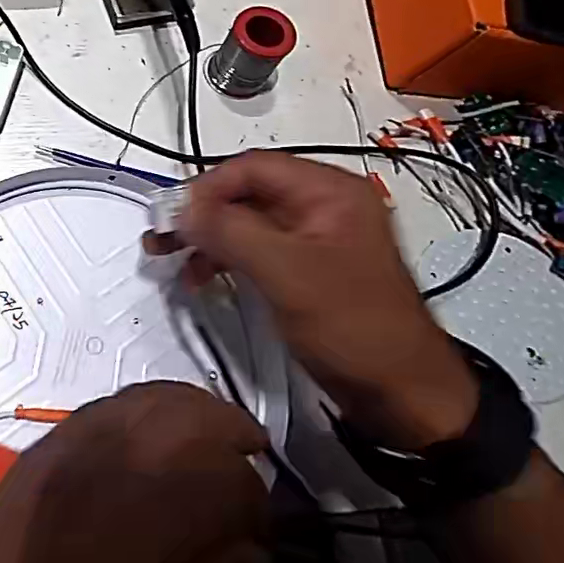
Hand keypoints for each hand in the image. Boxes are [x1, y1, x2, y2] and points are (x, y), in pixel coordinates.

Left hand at [0, 382, 270, 562]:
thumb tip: (246, 556)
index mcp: (137, 533)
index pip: (226, 482)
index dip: (257, 503)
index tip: (258, 532)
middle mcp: (105, 474)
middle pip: (191, 419)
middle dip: (236, 433)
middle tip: (256, 460)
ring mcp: (69, 451)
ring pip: (149, 397)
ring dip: (196, 408)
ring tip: (222, 432)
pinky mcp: (45, 448)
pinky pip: (109, 403)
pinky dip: (148, 403)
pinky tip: (161, 424)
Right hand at [144, 151, 478, 449]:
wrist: (403, 393)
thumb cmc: (353, 328)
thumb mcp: (287, 273)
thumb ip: (230, 232)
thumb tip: (180, 208)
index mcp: (329, 192)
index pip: (253, 169)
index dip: (206, 189)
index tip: (170, 218)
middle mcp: (321, 207)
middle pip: (247, 194)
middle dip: (201, 214)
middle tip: (160, 238)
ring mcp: (313, 240)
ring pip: (247, 223)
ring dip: (207, 238)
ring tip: (170, 259)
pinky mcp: (304, 270)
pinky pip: (256, 251)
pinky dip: (225, 260)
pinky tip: (201, 278)